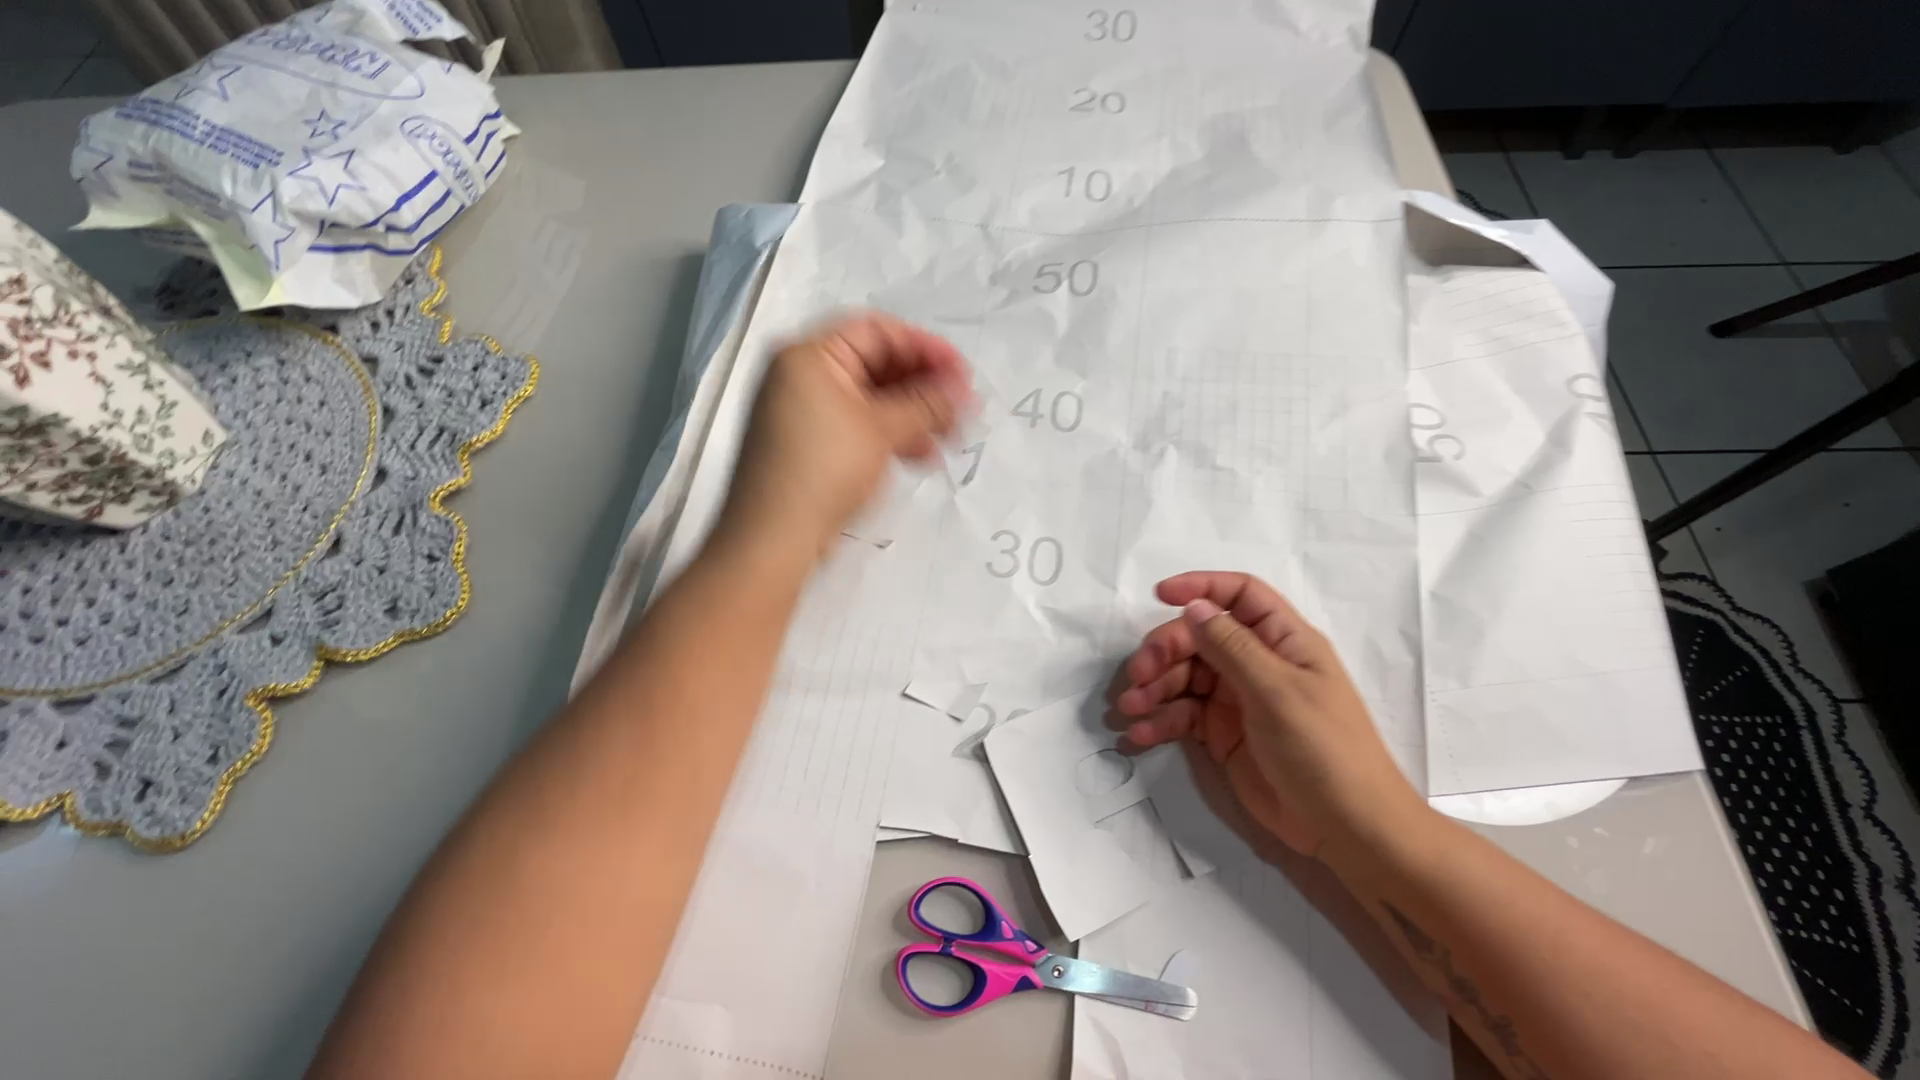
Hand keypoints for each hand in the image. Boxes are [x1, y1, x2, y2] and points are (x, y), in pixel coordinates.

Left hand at [716, 313, 972, 557]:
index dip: (925, 347)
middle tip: (962, 408)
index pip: (877, 331)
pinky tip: (921, 457)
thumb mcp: (882, 429)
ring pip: (871, 400)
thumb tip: (962, 389)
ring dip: (914, 415)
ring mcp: (804, 412)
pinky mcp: (810, 446)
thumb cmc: (823, 470)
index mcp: (809, 355)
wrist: (773, 538)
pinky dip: (891, 435)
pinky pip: (859, 426)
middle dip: (923, 386)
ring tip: (950, 438)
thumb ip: (927, 403)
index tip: (962, 374)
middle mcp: (802, 375)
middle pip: (875, 365)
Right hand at [1115, 572, 1425, 858]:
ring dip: (1153, 688)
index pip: (1240, 596)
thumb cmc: (1325, 750)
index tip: (1159, 594)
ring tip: (1130, 709)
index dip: (1201, 587)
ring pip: (1183, 676)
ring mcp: (1237, 699)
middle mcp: (1257, 663)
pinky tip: (1139, 734)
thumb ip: (1232, 647)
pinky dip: (1158, 721)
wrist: (1347, 829)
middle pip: (1199, 637)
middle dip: (1165, 650)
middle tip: (1139, 675)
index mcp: (1283, 641)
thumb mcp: (1277, 692)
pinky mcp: (1221, 734)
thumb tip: (1193, 606)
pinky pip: (1181, 715)